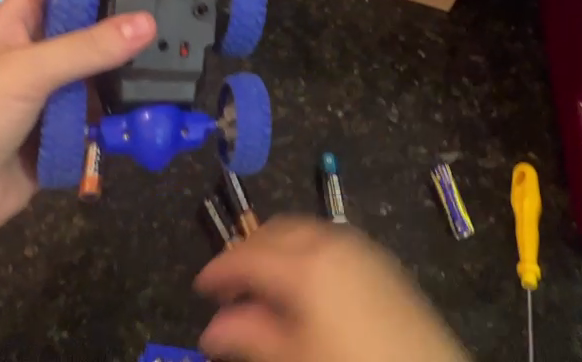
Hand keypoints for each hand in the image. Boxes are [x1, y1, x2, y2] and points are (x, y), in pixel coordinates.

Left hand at [0, 0, 154, 244]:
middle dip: (116, 19)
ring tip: (171, 54)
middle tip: (163, 7)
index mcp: (13, 28)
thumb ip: (89, 47)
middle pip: (80, 29)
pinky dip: (116, 113)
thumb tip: (148, 22)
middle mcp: (31, 59)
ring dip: (121, 69)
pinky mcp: (55, 138)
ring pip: (92, 75)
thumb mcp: (27, 70)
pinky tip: (152, 104)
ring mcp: (43, 100)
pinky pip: (93, 118)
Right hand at [194, 217, 469, 361]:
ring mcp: (361, 246)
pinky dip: (306, 252)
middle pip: (277, 231)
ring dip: (278, 249)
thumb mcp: (294, 358)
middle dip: (249, 252)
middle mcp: (331, 241)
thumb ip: (250, 337)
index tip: (200, 286)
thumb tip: (213, 327)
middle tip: (229, 287)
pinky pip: (331, 241)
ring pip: (304, 232)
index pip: (248, 254)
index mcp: (305, 262)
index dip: (219, 268)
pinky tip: (302, 287)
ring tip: (262, 287)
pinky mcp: (381, 260)